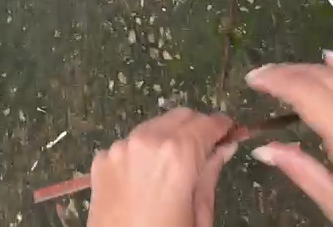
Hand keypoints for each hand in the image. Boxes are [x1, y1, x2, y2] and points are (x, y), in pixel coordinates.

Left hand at [87, 107, 237, 226]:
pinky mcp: (101, 159)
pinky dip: (141, 154)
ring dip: (168, 138)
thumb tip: (225, 147)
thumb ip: (210, 175)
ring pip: (153, 126)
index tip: (230, 131)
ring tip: (172, 170)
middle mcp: (147, 139)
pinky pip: (129, 145)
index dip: (222, 126)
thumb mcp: (198, 218)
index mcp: (178, 154)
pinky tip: (143, 182)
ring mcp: (120, 147)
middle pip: (180, 117)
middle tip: (205, 150)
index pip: (207, 123)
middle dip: (196, 128)